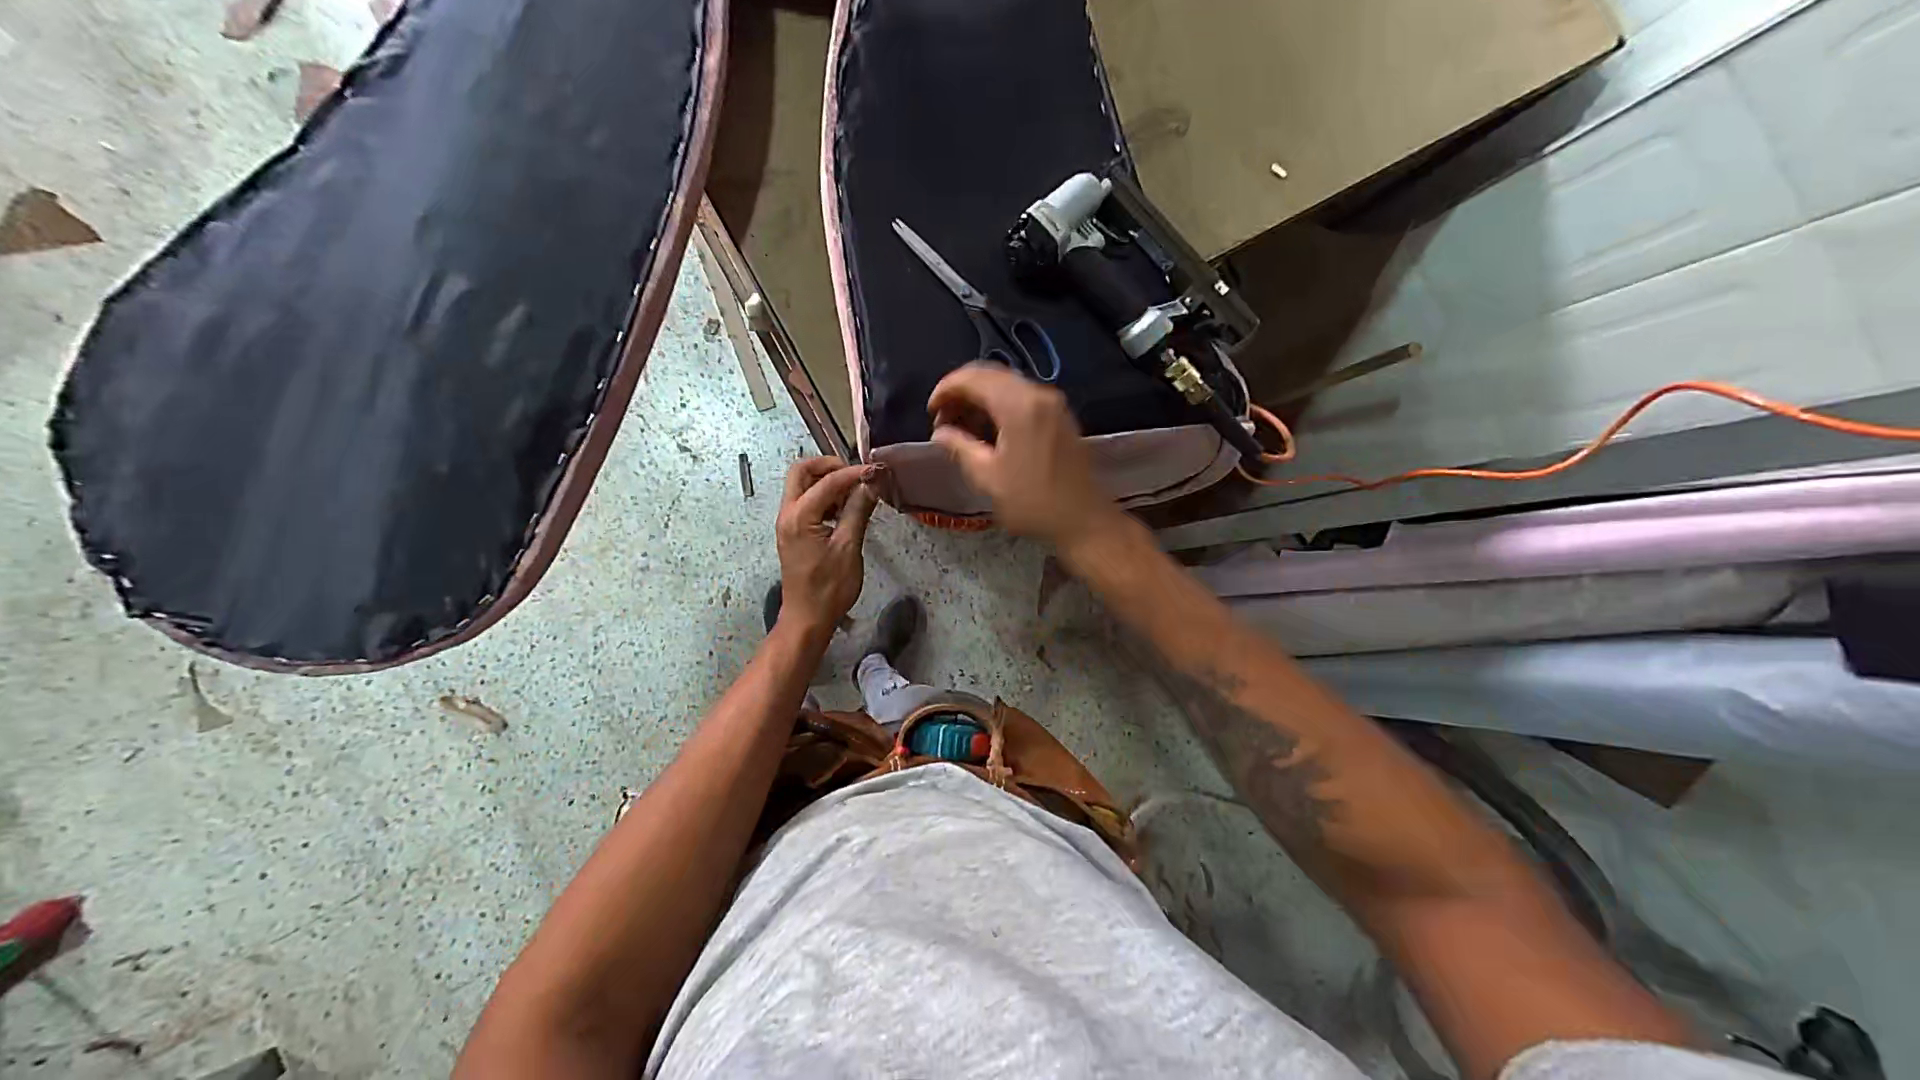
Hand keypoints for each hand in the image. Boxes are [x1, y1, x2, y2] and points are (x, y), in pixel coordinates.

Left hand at [775, 457, 880, 635]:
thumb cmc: (828, 588)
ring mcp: (788, 523)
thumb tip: (870, 485)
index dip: (854, 473)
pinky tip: (844, 511)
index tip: (876, 473)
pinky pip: (805, 502)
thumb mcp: (849, 548)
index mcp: (799, 516)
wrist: (808, 618)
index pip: (828, 481)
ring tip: (854, 496)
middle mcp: (787, 514)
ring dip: (827, 483)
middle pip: (802, 472)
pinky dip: (824, 498)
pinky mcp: (793, 532)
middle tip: (856, 476)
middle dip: (829, 467)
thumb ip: (858, 511)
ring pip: (802, 486)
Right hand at [927, 363, 1121, 548]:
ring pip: (1006, 385)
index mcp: (1018, 405)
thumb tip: (940, 432)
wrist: (1083, 520)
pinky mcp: (1059, 415)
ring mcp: (1052, 403)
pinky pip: (1022, 397)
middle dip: (961, 392)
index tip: (930, 412)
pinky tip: (987, 430)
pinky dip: (999, 405)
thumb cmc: (1032, 502)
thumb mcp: (987, 477)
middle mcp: (1038, 394)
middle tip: (942, 420)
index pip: (973, 378)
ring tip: (961, 427)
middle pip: (990, 375)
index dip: (945, 390)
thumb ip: (959, 446)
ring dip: (979, 399)